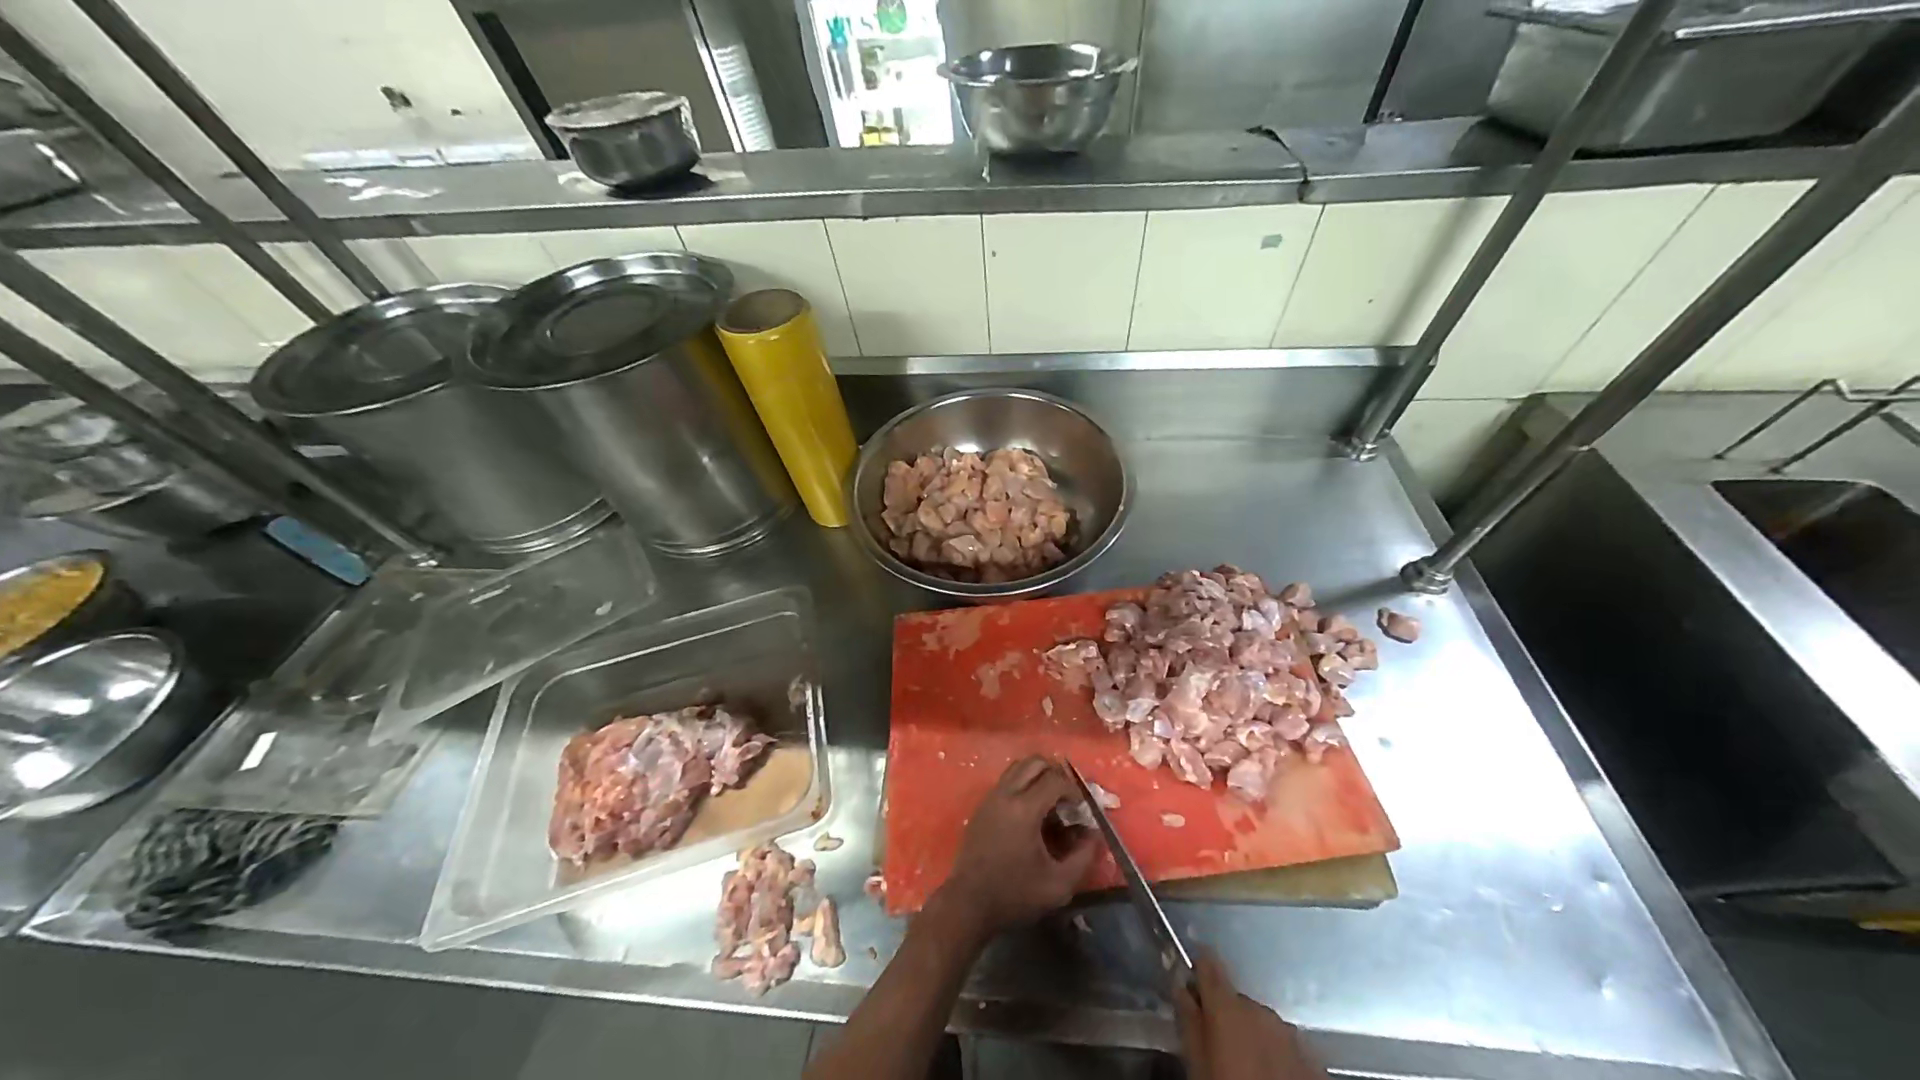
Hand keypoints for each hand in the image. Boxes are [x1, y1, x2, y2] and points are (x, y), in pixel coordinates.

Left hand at [934, 756, 1097, 939]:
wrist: (969, 903)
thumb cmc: (1015, 895)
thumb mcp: (1059, 884)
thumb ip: (1084, 856)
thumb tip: (1094, 833)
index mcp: (1024, 809)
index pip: (1055, 779)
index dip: (1074, 789)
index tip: (1082, 808)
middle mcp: (1005, 794)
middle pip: (1034, 762)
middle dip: (1056, 773)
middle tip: (1068, 798)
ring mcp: (990, 797)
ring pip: (1017, 767)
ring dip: (1038, 775)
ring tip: (1050, 802)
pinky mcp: (981, 806)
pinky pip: (1006, 780)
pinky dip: (1023, 784)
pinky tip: (1030, 812)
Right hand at [1175, 949, 1325, 1079]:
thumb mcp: (1197, 1061)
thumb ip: (1188, 1019)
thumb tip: (1180, 986)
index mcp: (1226, 1006)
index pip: (1208, 965)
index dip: (1198, 963)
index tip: (1190, 968)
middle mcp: (1258, 1008)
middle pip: (1234, 998)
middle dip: (1224, 1013)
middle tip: (1216, 1041)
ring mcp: (1287, 1030)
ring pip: (1259, 1020)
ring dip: (1249, 1032)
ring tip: (1244, 1061)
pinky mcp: (1308, 1053)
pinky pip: (1282, 1041)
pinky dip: (1272, 1050)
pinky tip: (1268, 1071)